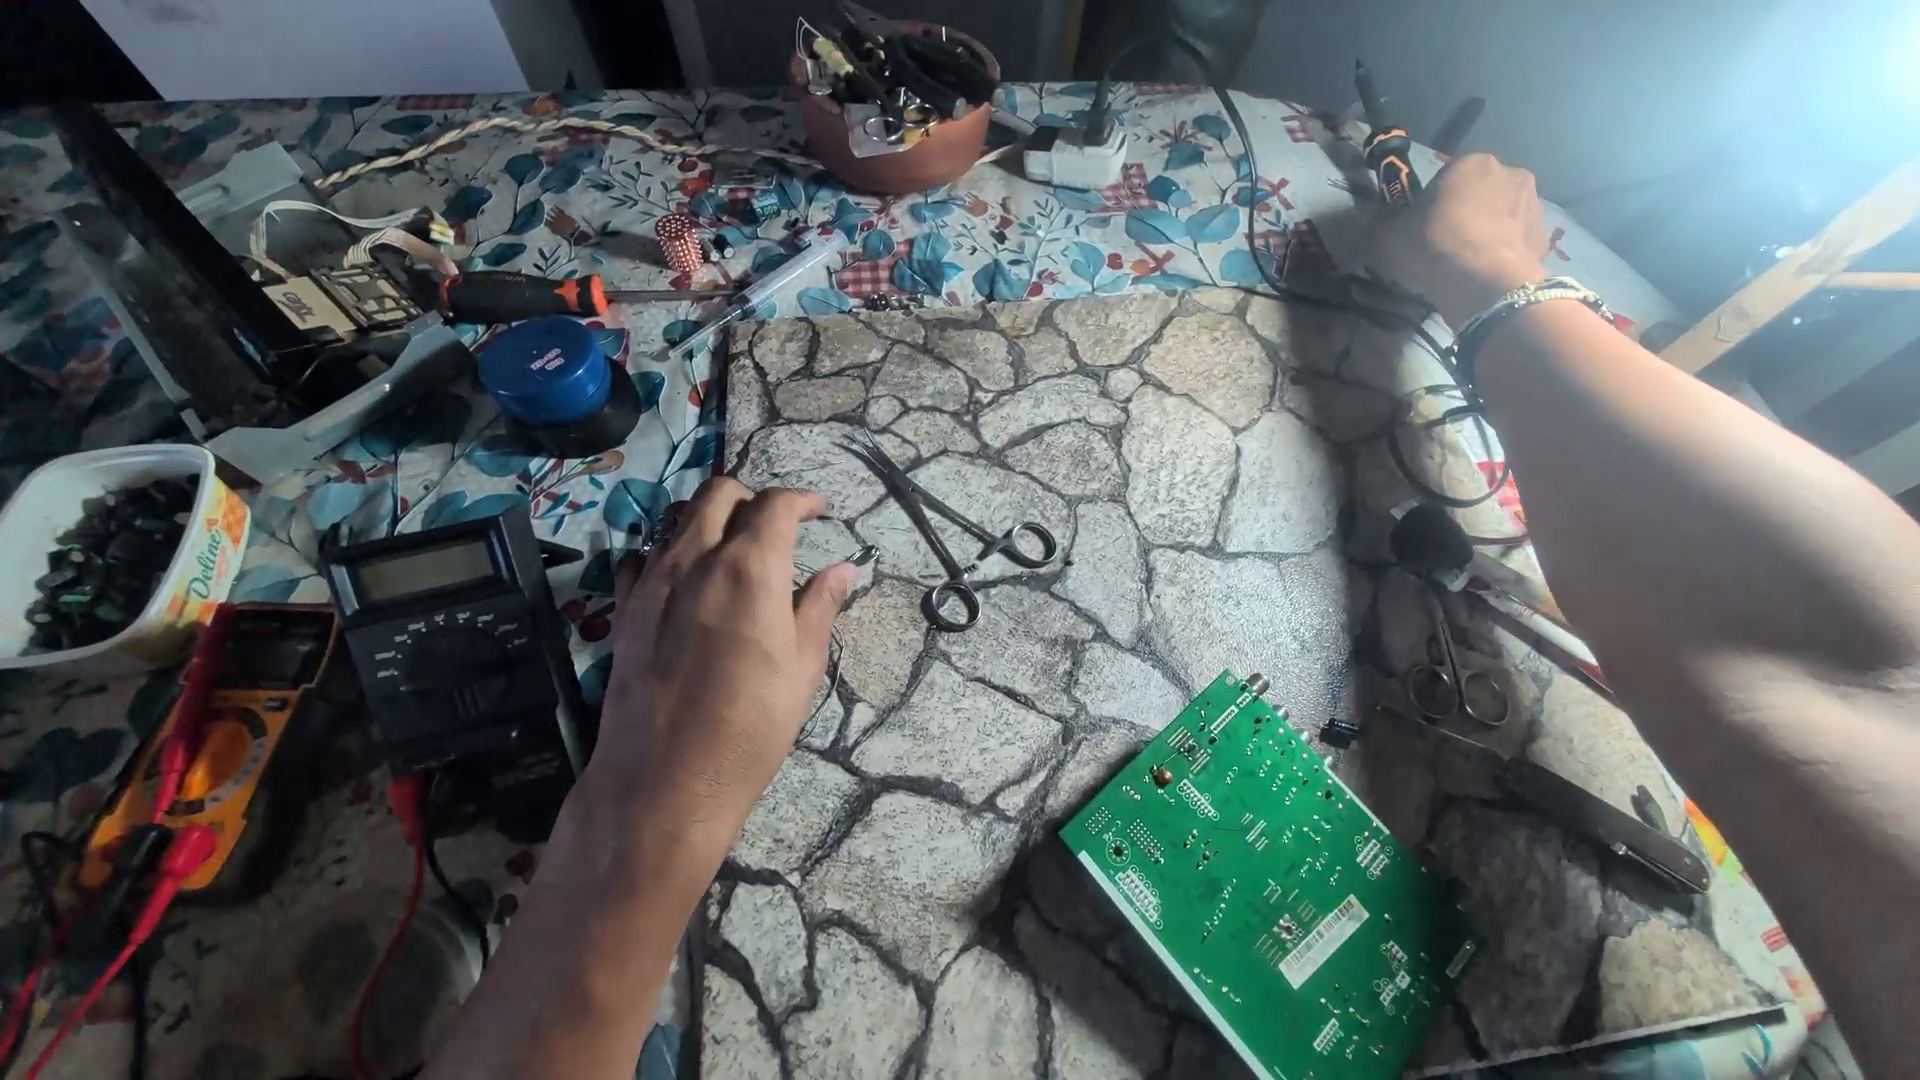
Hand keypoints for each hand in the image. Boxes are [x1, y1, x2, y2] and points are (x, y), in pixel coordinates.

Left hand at [591, 477, 857, 845]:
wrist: (666, 781)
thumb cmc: (751, 726)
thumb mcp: (802, 667)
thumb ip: (819, 607)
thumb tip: (844, 569)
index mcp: (749, 567)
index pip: (775, 504)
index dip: (801, 499)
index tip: (817, 511)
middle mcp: (695, 558)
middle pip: (718, 493)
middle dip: (751, 497)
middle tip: (774, 525)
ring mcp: (651, 582)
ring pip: (677, 518)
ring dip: (709, 518)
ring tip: (731, 549)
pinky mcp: (624, 610)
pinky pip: (641, 557)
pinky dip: (666, 553)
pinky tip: (682, 582)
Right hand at [1375, 153, 1549, 329]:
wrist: (1481, 281)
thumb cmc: (1432, 246)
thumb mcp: (1387, 236)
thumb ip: (1383, 221)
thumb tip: (1378, 217)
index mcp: (1469, 162)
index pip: (1445, 177)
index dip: (1430, 203)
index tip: (1421, 227)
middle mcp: (1508, 170)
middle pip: (1478, 192)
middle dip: (1465, 211)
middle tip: (1444, 244)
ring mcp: (1533, 200)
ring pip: (1501, 213)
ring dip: (1487, 229)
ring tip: (1467, 262)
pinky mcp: (1544, 232)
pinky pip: (1515, 238)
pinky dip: (1503, 249)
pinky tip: (1485, 271)